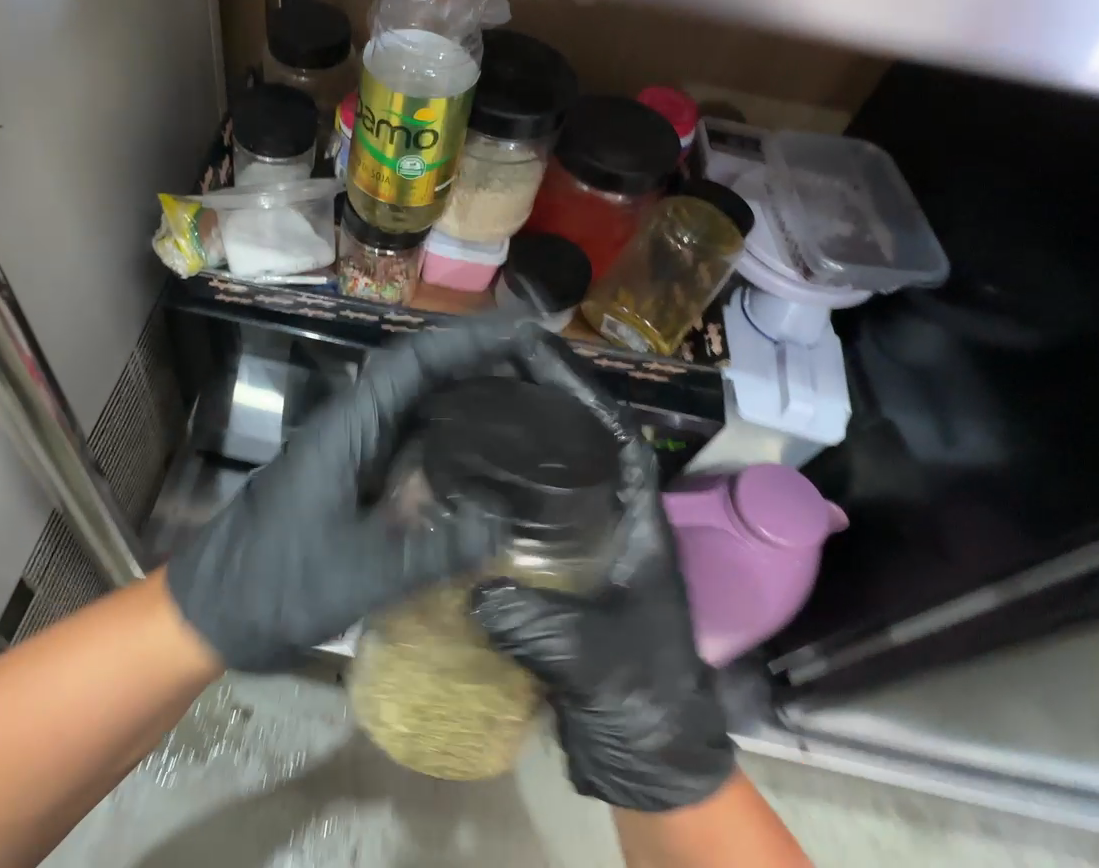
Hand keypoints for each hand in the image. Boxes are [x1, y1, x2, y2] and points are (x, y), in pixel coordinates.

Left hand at [166, 317, 525, 672]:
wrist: (212, 611)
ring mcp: (346, 453)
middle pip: (415, 375)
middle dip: (475, 361)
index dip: (467, 342)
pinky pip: (403, 441)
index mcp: (346, 430)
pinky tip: (478, 452)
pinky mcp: (347, 479)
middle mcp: (348, 428)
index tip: (521, 334)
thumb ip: (436, 551)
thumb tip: (507, 526)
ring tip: (521, 396)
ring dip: (461, 392)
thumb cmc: (277, 586)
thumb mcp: (363, 575)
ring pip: (410, 406)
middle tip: (537, 367)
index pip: (411, 364)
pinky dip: (445, 434)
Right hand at [472, 334, 735, 811]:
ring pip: (552, 471)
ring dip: (516, 436)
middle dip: (536, 399)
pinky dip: (497, 485)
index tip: (531, 350)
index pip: (613, 433)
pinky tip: (456, 480)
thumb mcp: (596, 659)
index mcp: (638, 519)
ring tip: (463, 408)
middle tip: (479, 371)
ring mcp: (586, 542)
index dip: (577, 387)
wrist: (642, 748)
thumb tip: (480, 592)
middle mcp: (613, 518)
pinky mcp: (559, 568)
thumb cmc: (640, 695)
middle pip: (577, 440)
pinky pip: (527, 509)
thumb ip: (544, 628)